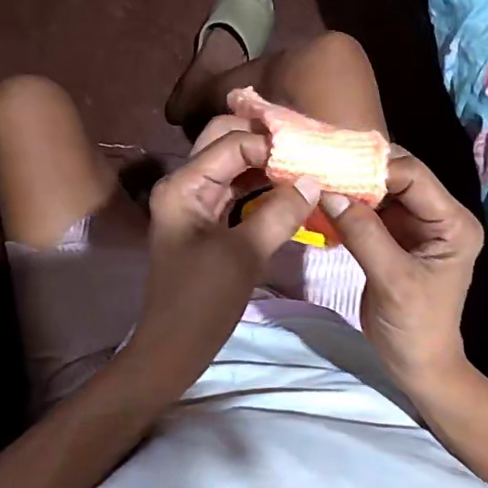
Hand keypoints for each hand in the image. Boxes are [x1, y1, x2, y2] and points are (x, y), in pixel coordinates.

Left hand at [132, 118, 319, 360]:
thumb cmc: (201, 300)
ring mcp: (194, 202)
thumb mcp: (243, 255)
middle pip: (226, 141)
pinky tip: (291, 188)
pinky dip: (262, 186)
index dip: (271, 145)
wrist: (173, 347)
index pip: (232, 143)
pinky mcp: (207, 221)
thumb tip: (314, 181)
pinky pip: (236, 190)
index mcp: (183, 185)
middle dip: (265, 140)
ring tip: (306, 163)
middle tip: (306, 147)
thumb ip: (279, 213)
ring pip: (232, 165)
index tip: (312, 154)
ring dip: (266, 162)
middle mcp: (184, 184)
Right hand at [321, 152, 481, 386]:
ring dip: (348, 184)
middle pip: (396, 175)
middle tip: (318, 164)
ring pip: (378, 189)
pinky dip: (345, 203)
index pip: (412, 175)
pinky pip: (367, 208)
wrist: (416, 363)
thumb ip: (364, 234)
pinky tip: (320, 200)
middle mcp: (436, 215)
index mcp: (452, 222)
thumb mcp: (392, 281)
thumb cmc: (415, 326)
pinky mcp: (392, 235)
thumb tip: (329, 193)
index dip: (374, 167)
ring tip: (314, 177)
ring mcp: (413, 224)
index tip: (332, 165)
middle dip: (358, 169)